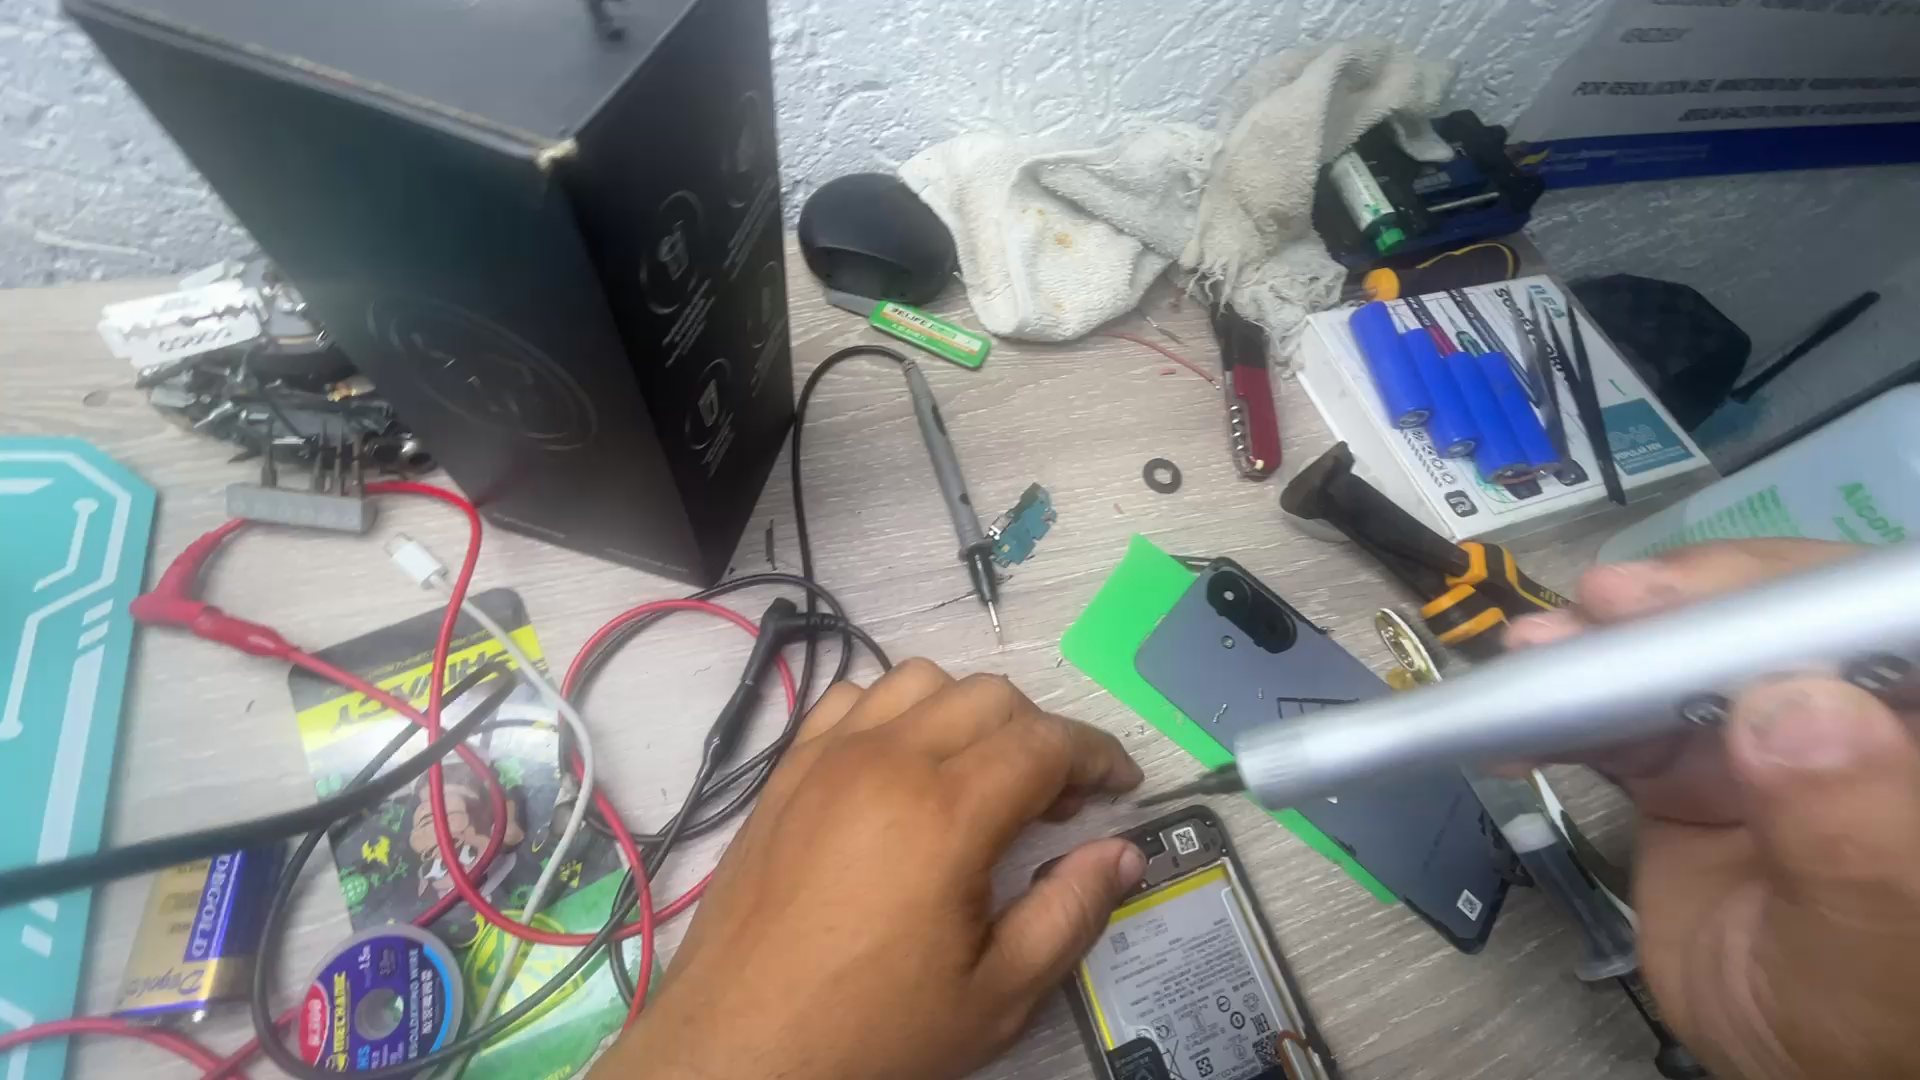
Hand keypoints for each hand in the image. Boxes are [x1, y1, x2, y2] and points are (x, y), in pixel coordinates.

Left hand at [594, 659, 1146, 1079]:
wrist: (736, 1052)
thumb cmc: (872, 1032)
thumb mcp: (995, 996)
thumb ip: (1072, 912)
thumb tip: (1124, 851)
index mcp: (946, 811)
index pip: (1047, 742)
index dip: (1098, 754)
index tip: (1121, 784)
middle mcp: (889, 758)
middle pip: (992, 698)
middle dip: (1042, 735)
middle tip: (1056, 800)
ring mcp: (831, 753)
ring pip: (923, 679)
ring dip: (969, 713)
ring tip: (978, 772)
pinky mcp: (790, 764)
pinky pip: (854, 697)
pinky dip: (895, 710)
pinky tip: (899, 760)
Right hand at [1506, 539, 1919, 1079]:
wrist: (1789, 1074)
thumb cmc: (1867, 1036)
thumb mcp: (1874, 956)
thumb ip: (1855, 836)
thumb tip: (1792, 704)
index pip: (1877, 627)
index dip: (1785, 593)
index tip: (1683, 599)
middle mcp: (1857, 728)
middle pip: (1767, 627)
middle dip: (1674, 608)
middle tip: (1593, 607)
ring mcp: (1767, 743)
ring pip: (1675, 661)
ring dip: (1595, 651)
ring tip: (1530, 651)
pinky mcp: (1689, 765)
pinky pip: (1615, 718)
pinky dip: (1554, 716)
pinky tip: (1513, 728)